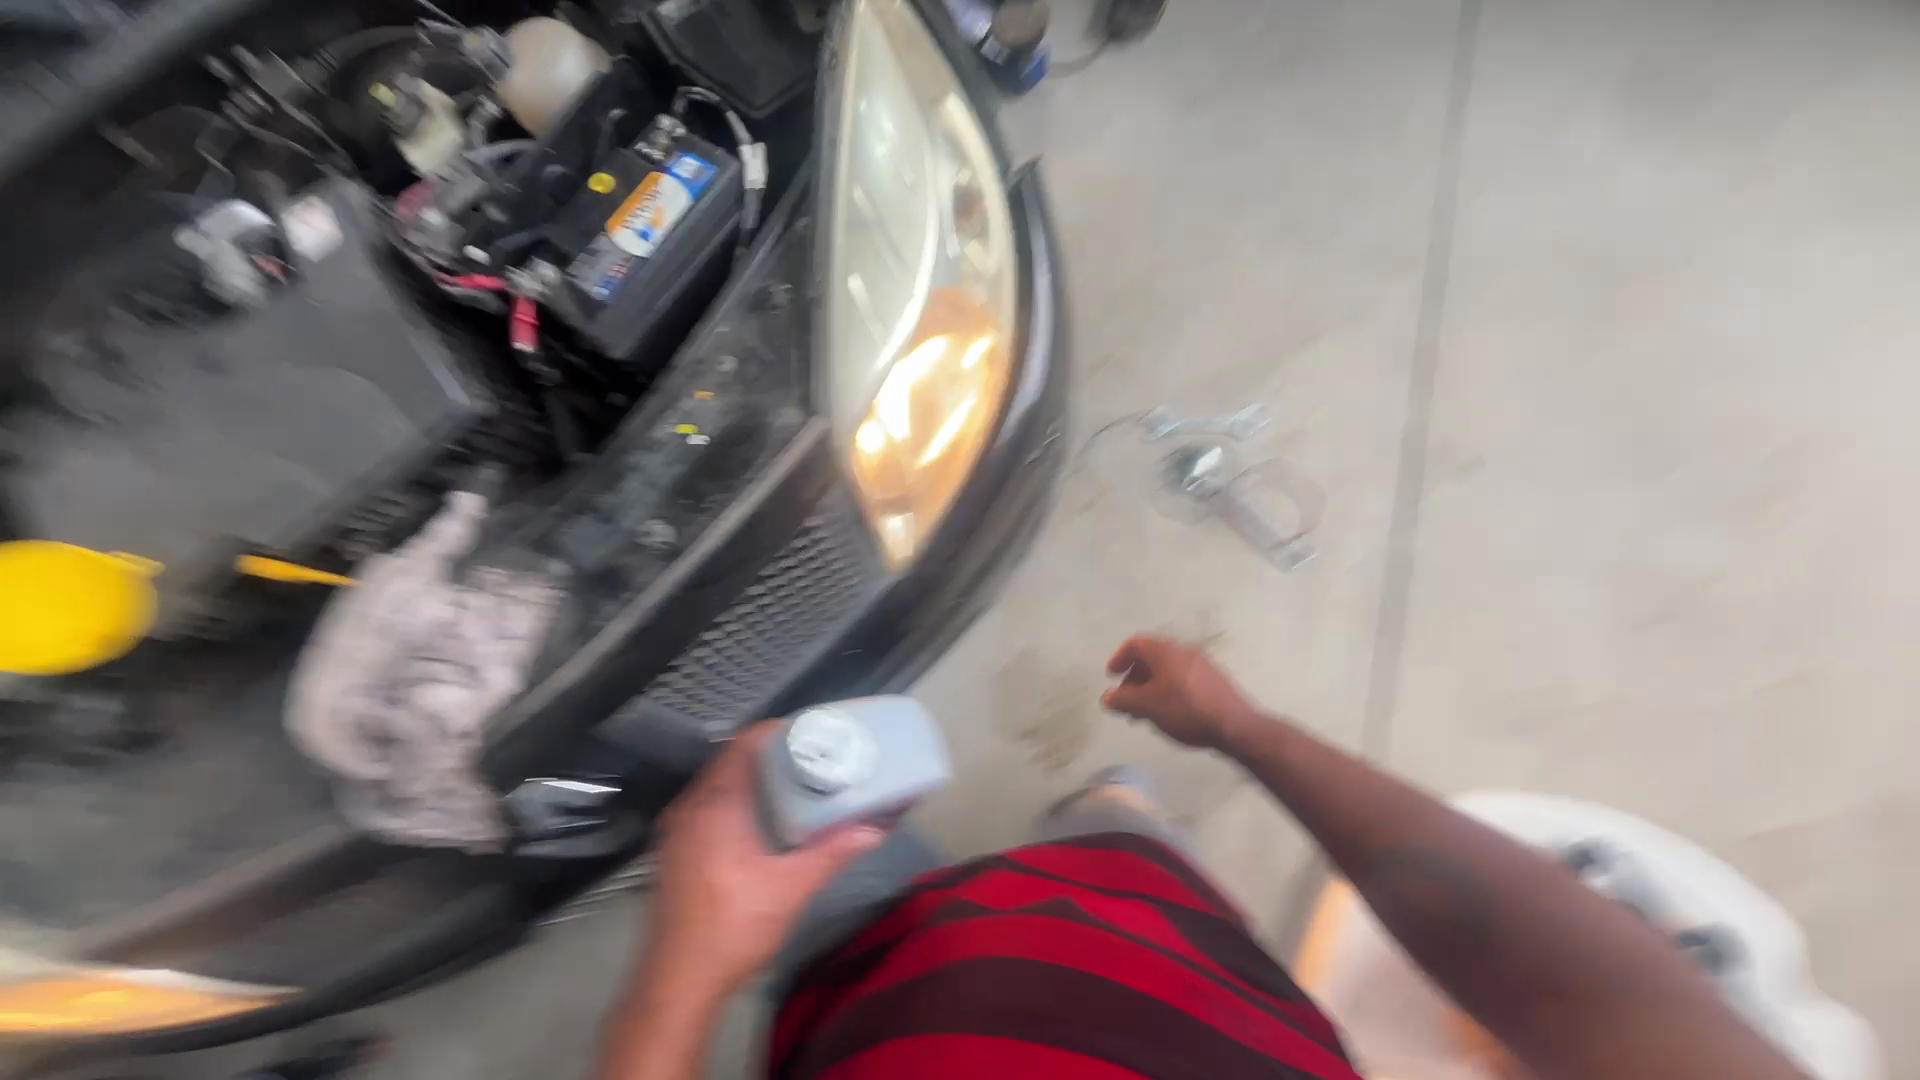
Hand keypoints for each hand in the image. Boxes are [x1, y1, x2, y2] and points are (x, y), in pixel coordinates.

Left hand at [639, 723, 885, 1000]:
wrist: (677, 983)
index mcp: (716, 805)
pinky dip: (732, 798)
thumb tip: (875, 829)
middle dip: (767, 753)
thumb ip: (832, 852)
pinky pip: (704, 804)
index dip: (774, 731)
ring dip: (749, 777)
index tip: (808, 733)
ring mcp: (675, 830)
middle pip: (728, 760)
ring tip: (789, 782)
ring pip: (714, 783)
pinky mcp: (672, 851)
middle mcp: (690, 808)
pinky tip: (758, 819)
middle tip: (808, 756)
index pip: (742, 744)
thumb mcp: (791, 888)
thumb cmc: (733, 927)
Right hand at [1103, 635, 1257, 749]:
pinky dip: (1168, 693)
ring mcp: (1202, 666)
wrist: (1235, 726)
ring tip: (1145, 714)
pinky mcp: (1214, 682)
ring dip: (1151, 689)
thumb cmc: (1185, 710)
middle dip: (1134, 679)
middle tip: (1127, 701)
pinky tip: (1169, 716)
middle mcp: (1184, 652)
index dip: (1119, 658)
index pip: (1135, 644)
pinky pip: (1182, 681)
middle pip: (1151, 659)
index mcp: (1165, 651)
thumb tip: (1107, 697)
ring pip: (1167, 672)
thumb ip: (1122, 700)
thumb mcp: (1146, 706)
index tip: (1112, 677)